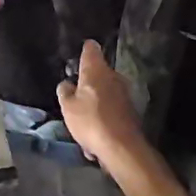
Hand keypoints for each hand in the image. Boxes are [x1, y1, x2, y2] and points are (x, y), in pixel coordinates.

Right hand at [56, 40, 144, 164]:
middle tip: (74, 99)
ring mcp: (124, 92)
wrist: (122, 147)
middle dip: (86, 84)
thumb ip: (65, 92)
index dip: (83, 50)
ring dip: (94, 105)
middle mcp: (113, 75)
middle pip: (97, 72)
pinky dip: (102, 119)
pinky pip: (110, 110)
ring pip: (103, 93)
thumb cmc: (90, 121)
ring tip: (83, 125)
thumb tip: (67, 84)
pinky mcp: (129, 109)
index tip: (77, 58)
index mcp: (96, 69)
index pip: (90, 48)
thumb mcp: (68, 107)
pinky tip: (95, 139)